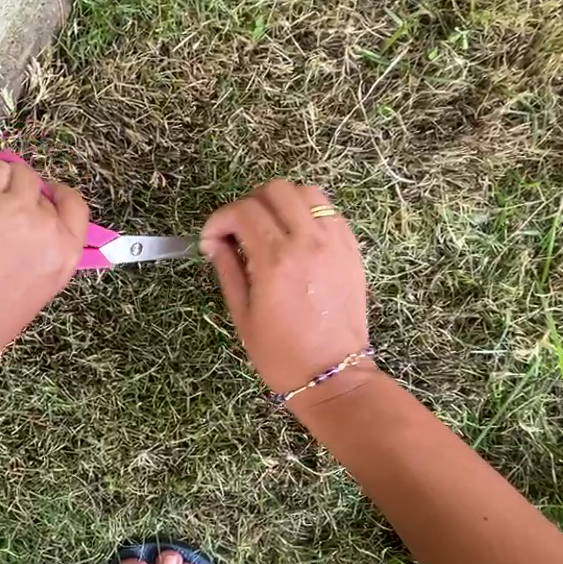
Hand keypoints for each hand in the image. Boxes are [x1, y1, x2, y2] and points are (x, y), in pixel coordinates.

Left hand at [0, 155, 88, 374]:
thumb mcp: (35, 294)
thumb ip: (42, 257)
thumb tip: (30, 231)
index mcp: (65, 257)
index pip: (76, 208)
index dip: (58, 198)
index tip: (45, 197)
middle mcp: (47, 229)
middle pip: (43, 192)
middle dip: (25, 198)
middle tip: (1, 215)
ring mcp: (15, 210)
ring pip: (19, 174)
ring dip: (5, 183)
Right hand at [200, 180, 369, 394]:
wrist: (332, 374)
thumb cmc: (280, 353)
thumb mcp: (242, 314)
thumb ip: (228, 269)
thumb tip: (215, 242)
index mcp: (276, 260)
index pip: (243, 211)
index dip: (219, 220)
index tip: (211, 240)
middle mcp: (308, 242)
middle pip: (274, 190)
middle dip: (248, 204)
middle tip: (238, 231)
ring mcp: (335, 241)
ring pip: (305, 192)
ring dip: (280, 203)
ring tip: (268, 229)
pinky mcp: (351, 248)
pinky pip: (327, 210)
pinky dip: (305, 214)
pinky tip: (294, 238)